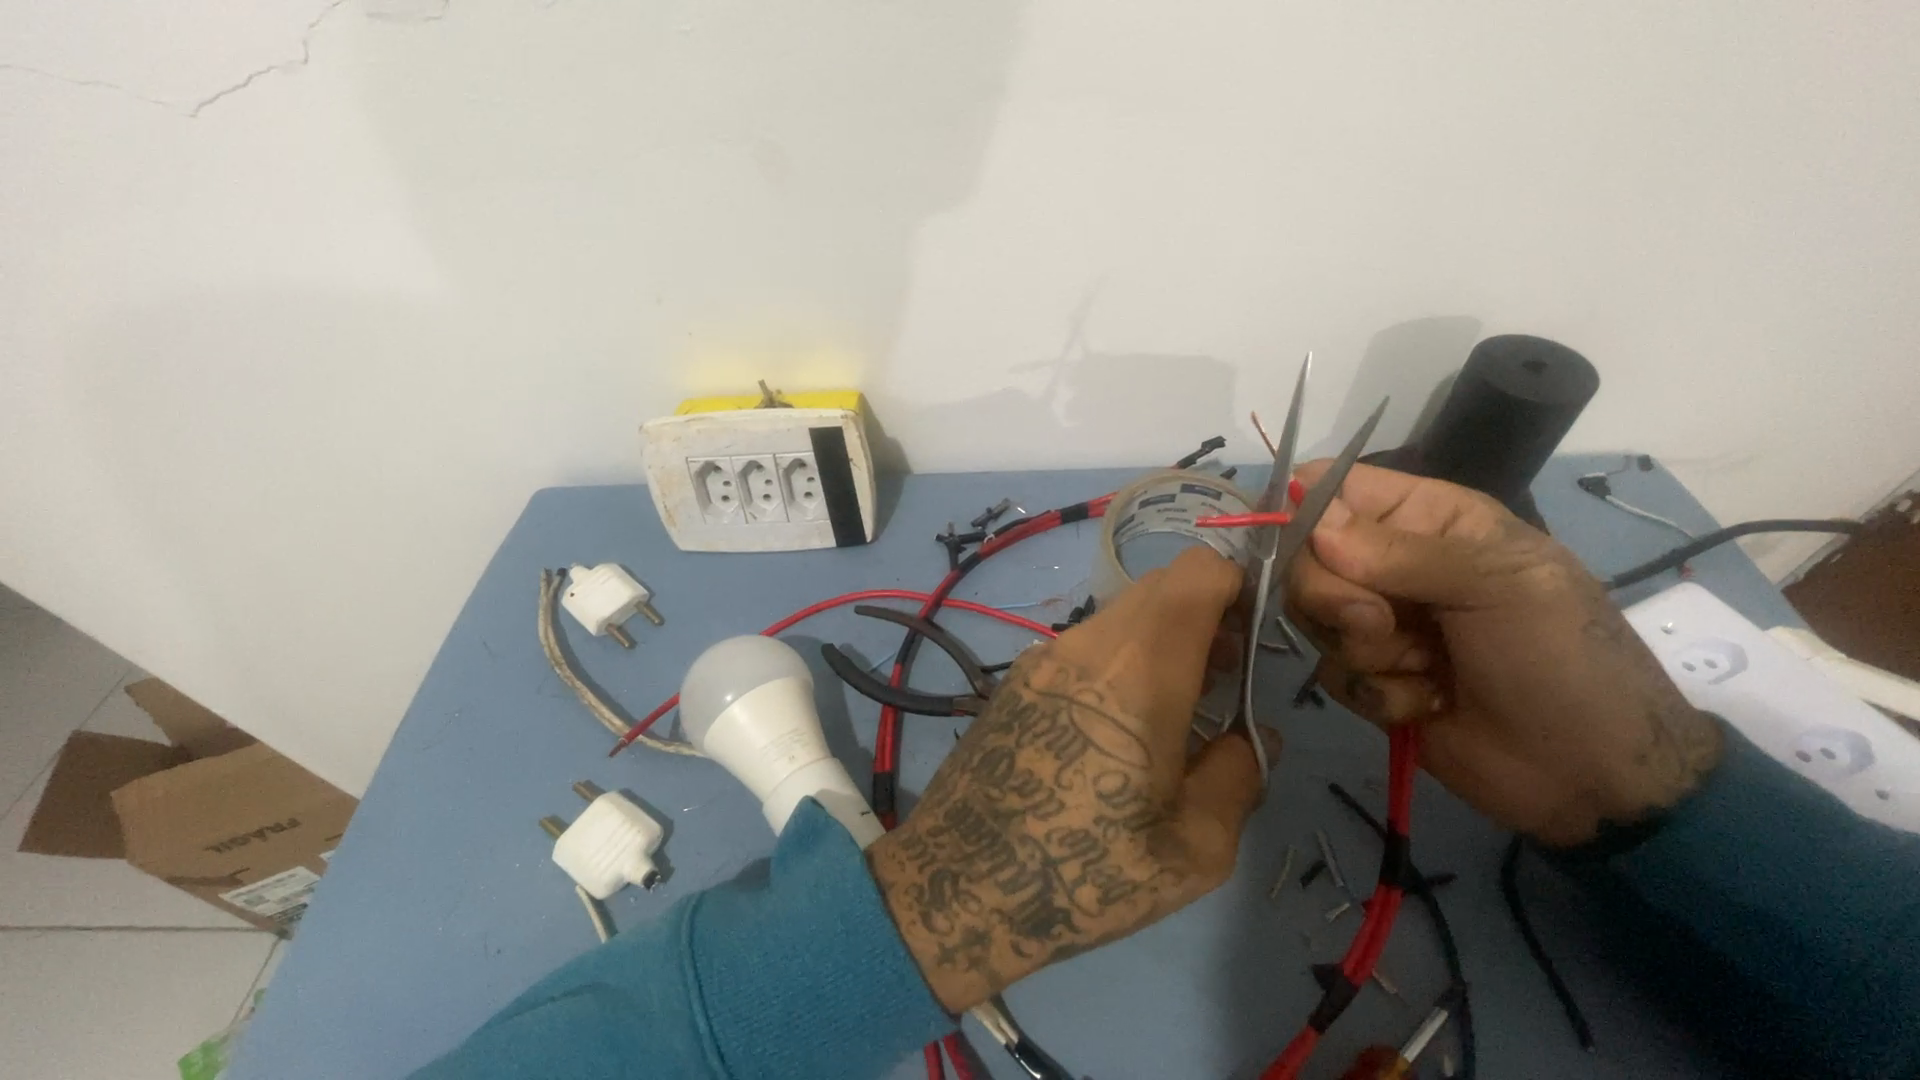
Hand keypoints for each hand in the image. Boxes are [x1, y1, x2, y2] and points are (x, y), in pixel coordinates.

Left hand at [868, 547, 1270, 1012]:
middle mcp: (1088, 643)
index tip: (1257, 634)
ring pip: (1120, 614)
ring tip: (1179, 705)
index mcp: (1141, 669)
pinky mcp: (1017, 680)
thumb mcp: (1195, 846)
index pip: (1197, 572)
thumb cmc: (1089, 870)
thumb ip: (1241, 774)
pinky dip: (1120, 657)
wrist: (963, 883)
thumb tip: (1254, 736)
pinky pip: (1085, 643)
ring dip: (1161, 637)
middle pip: (1161, 586)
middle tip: (1226, 677)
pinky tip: (1121, 722)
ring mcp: (1044, 658)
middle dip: (1206, 614)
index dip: (1239, 584)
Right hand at [1283, 462, 1722, 846]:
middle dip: (1334, 597)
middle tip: (1380, 623)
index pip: (1335, 486)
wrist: (1589, 772)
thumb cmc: (1560, 657)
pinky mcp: (1370, 676)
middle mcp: (1392, 562)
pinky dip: (1378, 692)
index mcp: (1429, 517)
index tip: (1316, 550)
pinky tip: (1427, 703)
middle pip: (1306, 556)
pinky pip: (1331, 672)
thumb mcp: (1498, 586)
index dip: (1308, 512)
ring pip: (1313, 617)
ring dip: (1365, 651)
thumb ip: (1400, 553)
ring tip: (1426, 669)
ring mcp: (1378, 622)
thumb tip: (1311, 527)